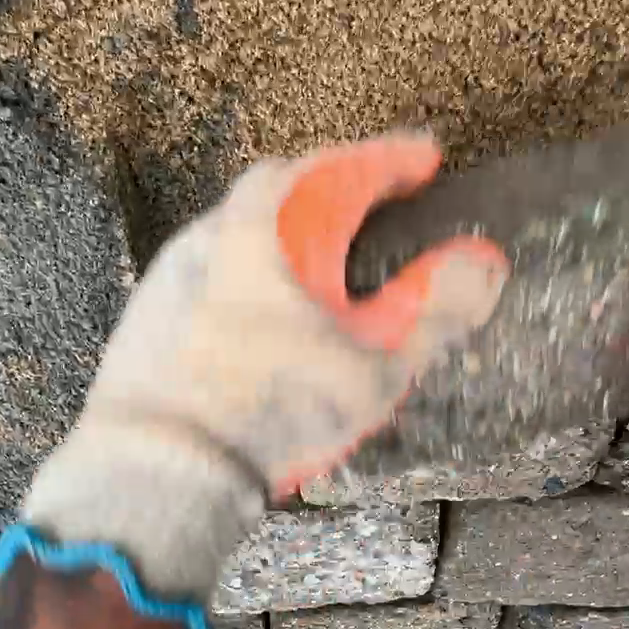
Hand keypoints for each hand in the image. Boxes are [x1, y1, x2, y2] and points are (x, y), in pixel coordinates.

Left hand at [25, 133, 507, 599]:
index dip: (388, 158)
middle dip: (334, 194)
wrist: (161, 469)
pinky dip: (246, 280)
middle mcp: (208, 238)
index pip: (337, 166)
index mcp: (264, 231)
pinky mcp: (147, 318)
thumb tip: (481, 263)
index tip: (422, 158)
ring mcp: (170, 277)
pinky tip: (262, 318)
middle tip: (372, 206)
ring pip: (239, 235)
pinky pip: (208, 277)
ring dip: (286, 239)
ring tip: (322, 268)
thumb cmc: (264, 414)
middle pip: (280, 193)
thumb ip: (433, 311)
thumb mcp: (371, 367)